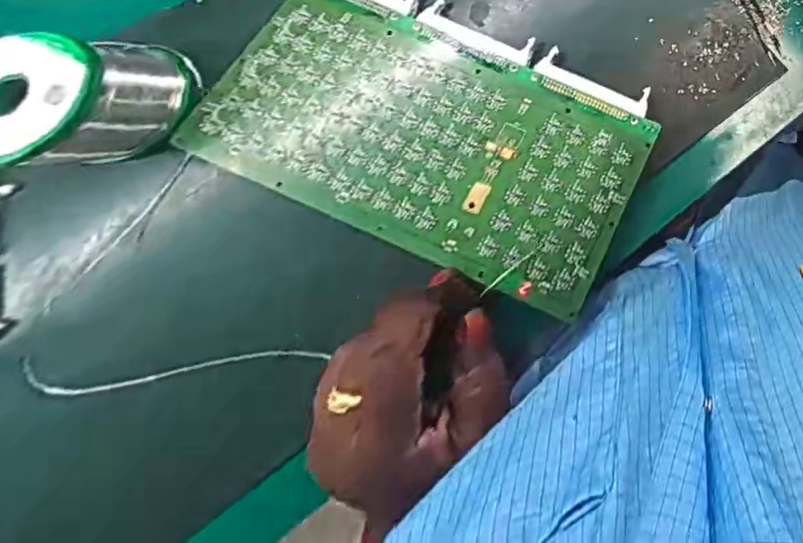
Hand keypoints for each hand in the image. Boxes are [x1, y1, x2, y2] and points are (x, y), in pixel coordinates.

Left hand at [307, 273, 508, 535]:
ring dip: (393, 329)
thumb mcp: (487, 425)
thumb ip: (480, 370)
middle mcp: (336, 436)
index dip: (421, 310)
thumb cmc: (460, 471)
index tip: (458, 287)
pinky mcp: (316, 423)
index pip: (387, 355)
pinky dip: (377, 344)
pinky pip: (344, 362)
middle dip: (411, 315)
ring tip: (432, 326)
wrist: (416, 514)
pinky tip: (406, 348)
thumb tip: (472, 315)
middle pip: (366, 346)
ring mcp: (318, 431)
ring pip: (352, 348)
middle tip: (452, 302)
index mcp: (379, 443)